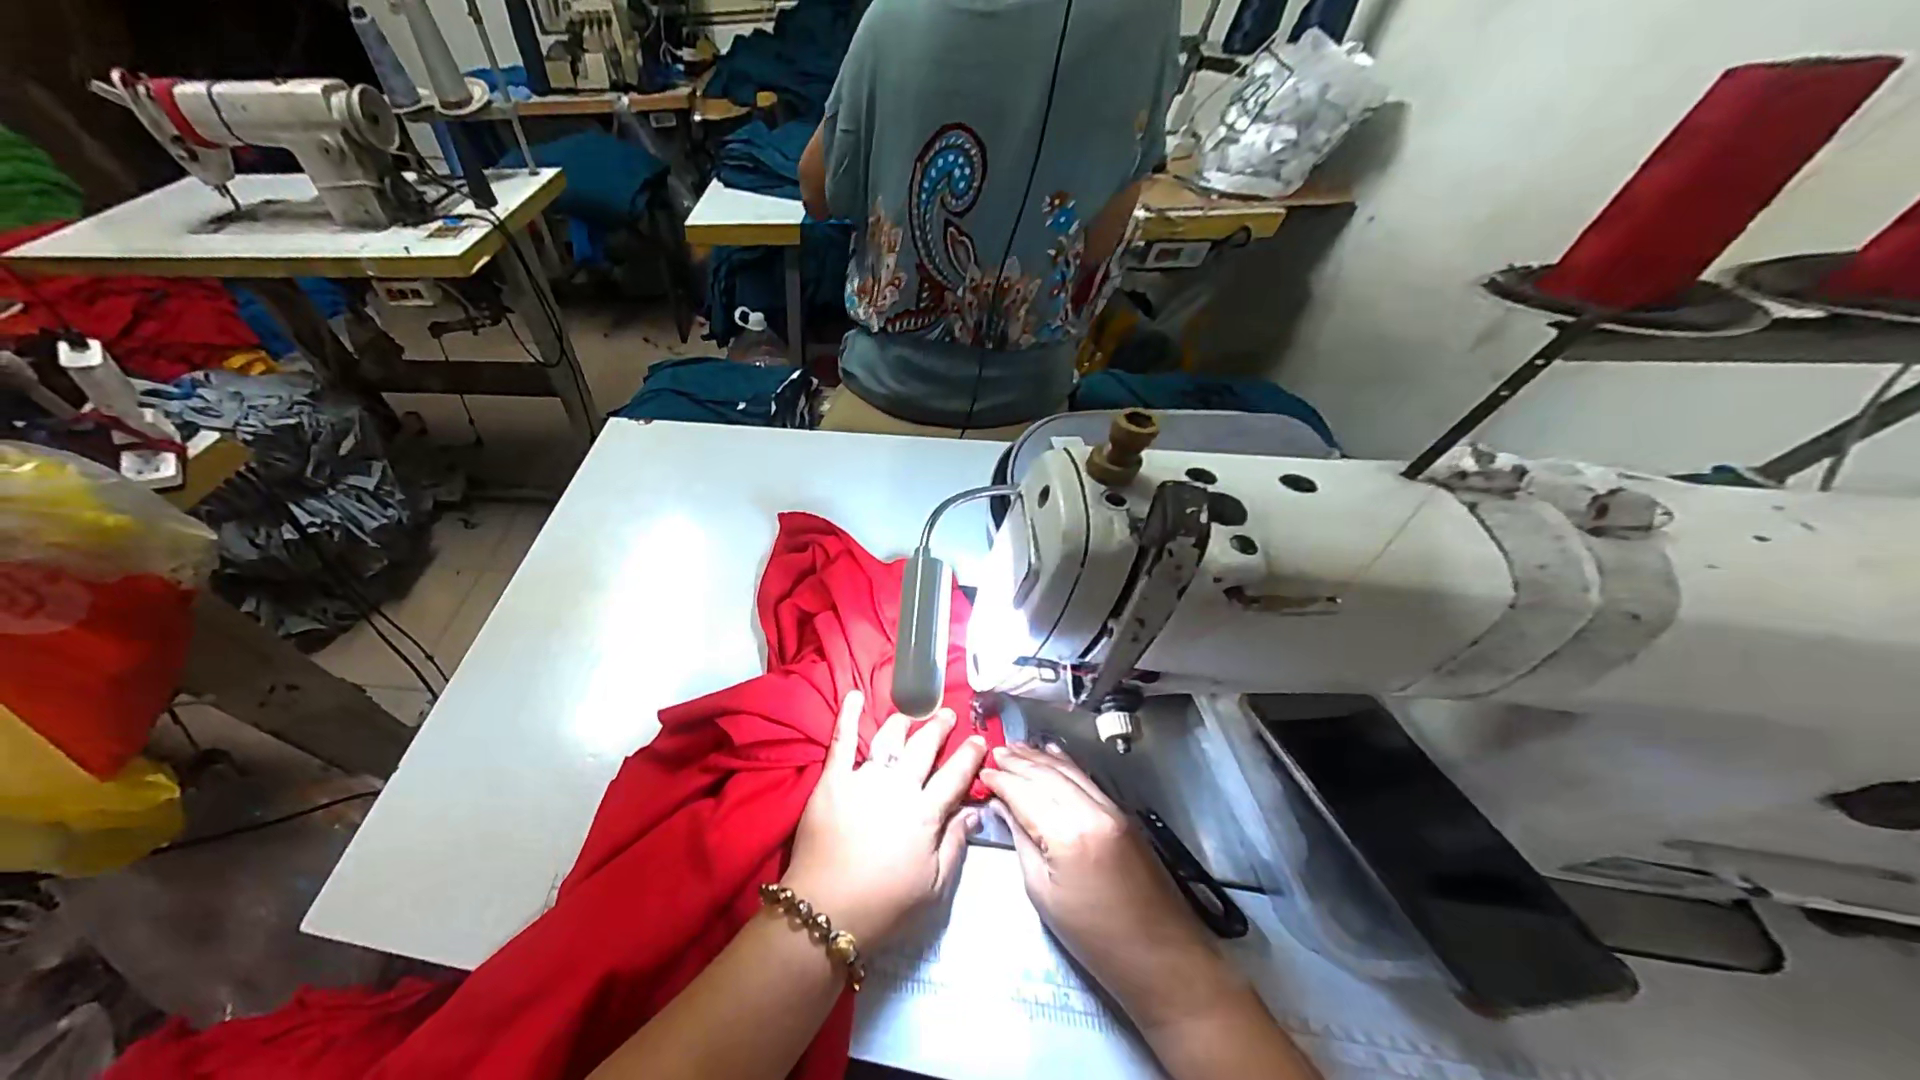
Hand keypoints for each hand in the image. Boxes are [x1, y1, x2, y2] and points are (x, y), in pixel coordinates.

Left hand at [783, 689, 987, 947]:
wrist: (824, 912)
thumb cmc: (884, 906)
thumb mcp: (933, 888)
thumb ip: (954, 846)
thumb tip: (972, 812)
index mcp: (925, 814)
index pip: (954, 776)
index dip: (969, 756)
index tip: (979, 739)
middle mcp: (898, 788)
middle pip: (923, 749)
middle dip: (938, 728)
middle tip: (947, 714)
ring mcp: (863, 780)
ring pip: (888, 740)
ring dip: (903, 722)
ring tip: (911, 713)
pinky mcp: (832, 781)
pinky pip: (842, 742)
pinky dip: (848, 717)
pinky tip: (854, 696)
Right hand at [979, 743, 1237, 1029]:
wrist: (1159, 955)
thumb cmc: (1094, 937)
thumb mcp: (1043, 893)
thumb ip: (1022, 840)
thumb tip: (1004, 807)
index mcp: (1068, 834)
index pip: (1025, 792)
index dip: (1001, 780)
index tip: (982, 772)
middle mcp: (1091, 811)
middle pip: (1047, 775)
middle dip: (1018, 762)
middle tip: (995, 752)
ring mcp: (1111, 808)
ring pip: (1069, 771)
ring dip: (1041, 758)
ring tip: (1016, 748)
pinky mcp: (1122, 813)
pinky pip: (1087, 779)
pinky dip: (1066, 765)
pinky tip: (1053, 755)